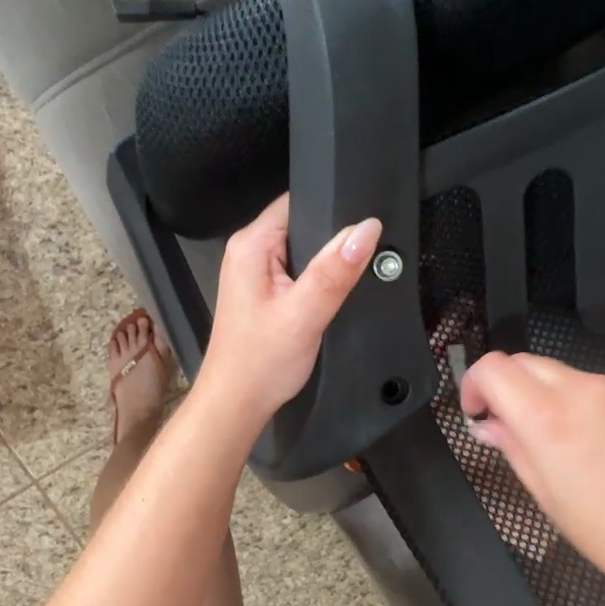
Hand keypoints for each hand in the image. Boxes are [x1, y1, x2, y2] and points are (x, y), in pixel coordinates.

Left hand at [199, 194, 381, 417]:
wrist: (236, 403)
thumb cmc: (261, 362)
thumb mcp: (305, 313)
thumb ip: (335, 270)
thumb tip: (367, 228)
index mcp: (250, 244)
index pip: (297, 201)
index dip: (331, 207)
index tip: (363, 221)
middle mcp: (248, 251)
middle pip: (302, 224)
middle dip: (332, 237)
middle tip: (363, 255)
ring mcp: (254, 272)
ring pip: (302, 249)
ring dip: (325, 261)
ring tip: (349, 275)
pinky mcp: (263, 291)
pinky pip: (297, 270)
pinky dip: (316, 280)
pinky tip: (329, 294)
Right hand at [460, 353, 604, 605]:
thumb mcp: (554, 505)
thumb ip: (516, 452)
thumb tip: (492, 426)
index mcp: (551, 420)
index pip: (492, 368)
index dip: (474, 386)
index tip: (479, 416)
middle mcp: (587, 390)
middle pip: (526, 363)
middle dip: (509, 390)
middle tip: (514, 433)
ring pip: (567, 376)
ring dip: (551, 399)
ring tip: (571, 452)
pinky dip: (591, 407)